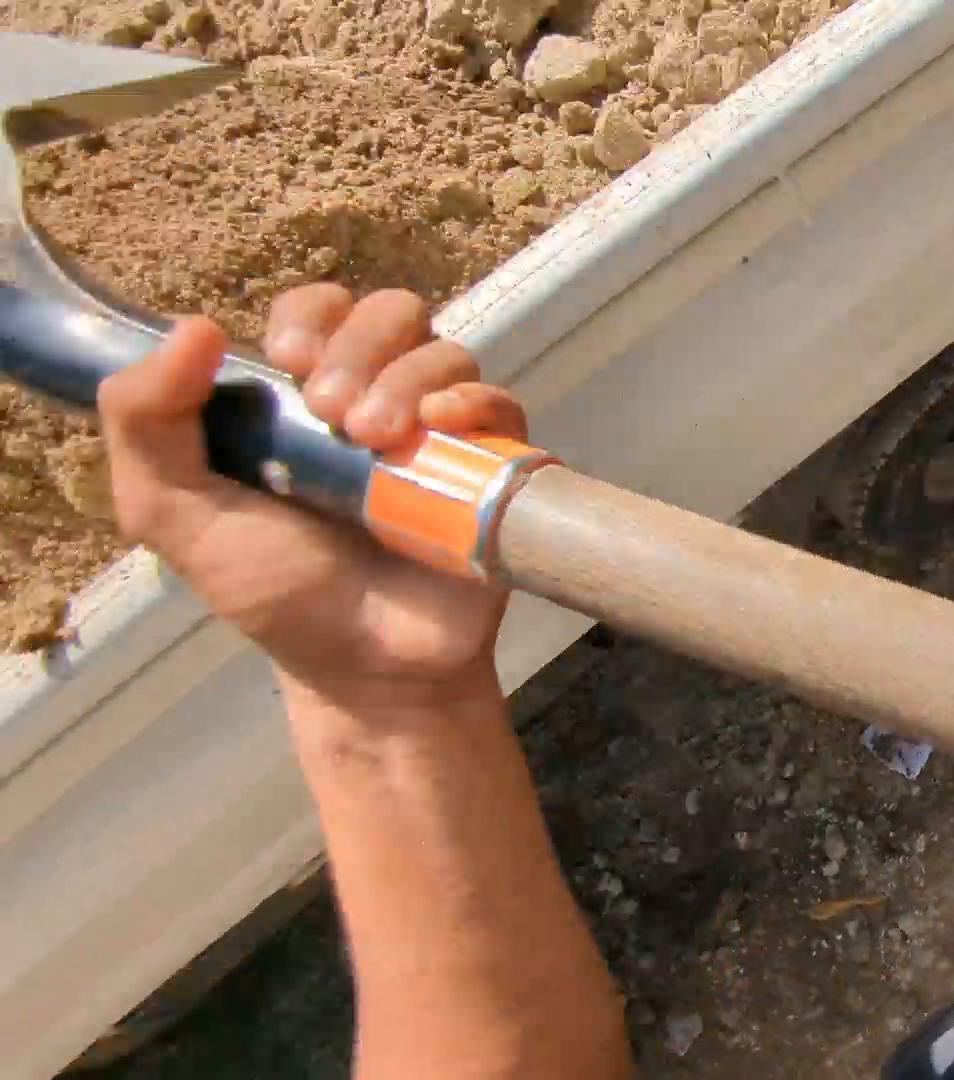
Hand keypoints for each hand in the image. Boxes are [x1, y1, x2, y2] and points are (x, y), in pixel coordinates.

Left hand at [98, 286, 528, 716]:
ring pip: (451, 354)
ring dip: (409, 378)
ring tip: (375, 439)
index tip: (286, 360)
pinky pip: (504, 406)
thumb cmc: (278, 591)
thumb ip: (148, 421)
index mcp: (309, 402)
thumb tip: (196, 326)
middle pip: (399, 315)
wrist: (369, 660)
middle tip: (331, 412)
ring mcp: (447, 437)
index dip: (313, 314)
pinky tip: (440, 427)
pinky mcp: (498, 469)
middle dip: (363, 344)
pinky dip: (473, 401)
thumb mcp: (174, 510)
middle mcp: (385, 405)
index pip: (325, 312)